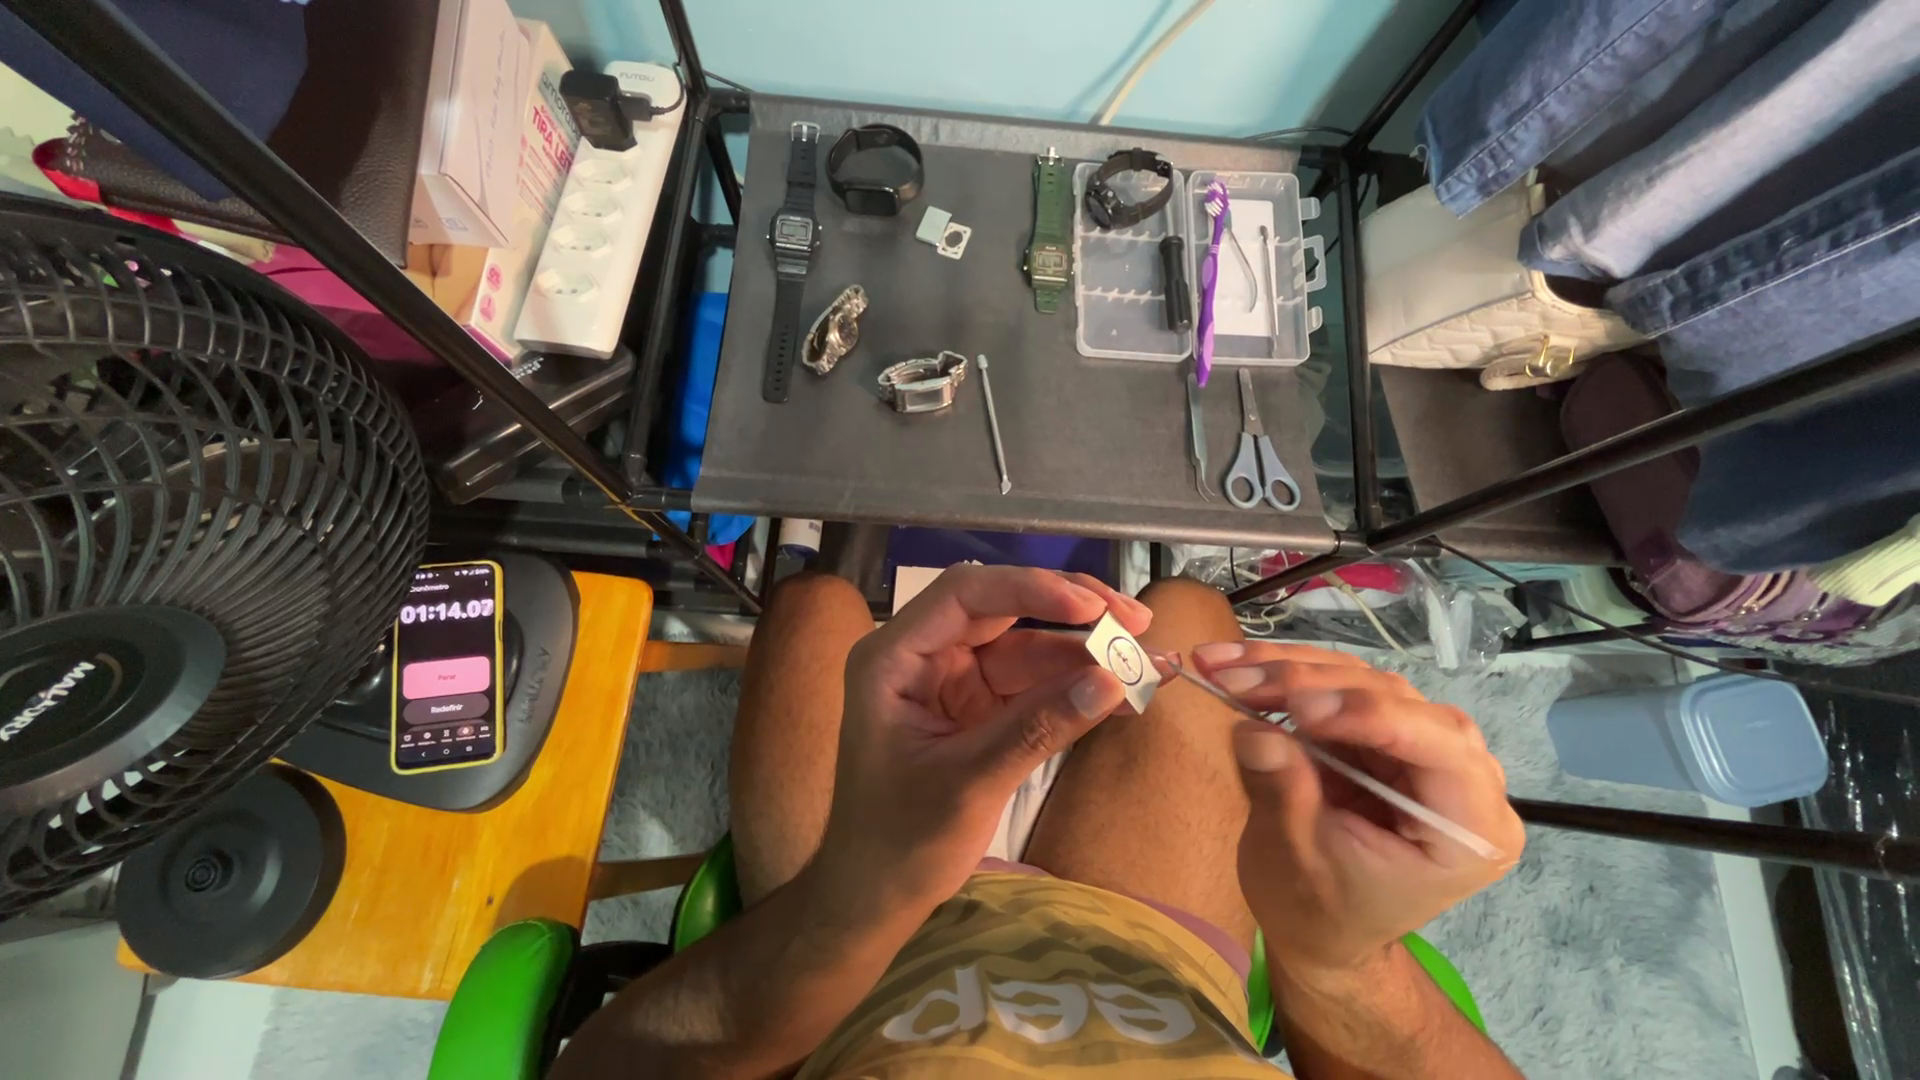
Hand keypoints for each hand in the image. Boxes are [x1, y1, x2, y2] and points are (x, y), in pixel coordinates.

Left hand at [814, 565, 1149, 904]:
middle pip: (1003, 611)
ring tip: (1151, 664)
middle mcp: (924, 655)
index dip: (1030, 588)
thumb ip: (1039, 728)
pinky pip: (1033, 684)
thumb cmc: (900, 840)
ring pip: (1027, 646)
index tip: (1093, 606)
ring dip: (1086, 655)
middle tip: (1138, 621)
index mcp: (894, 657)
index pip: (964, 595)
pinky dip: (1076, 688)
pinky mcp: (978, 707)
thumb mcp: (970, 783)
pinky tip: (1124, 693)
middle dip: (1072, 614)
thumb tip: (1113, 681)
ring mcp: (954, 680)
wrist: (877, 894)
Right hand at [1192, 643, 1522, 980]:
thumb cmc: (1317, 911)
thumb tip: (1252, 728)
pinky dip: (1279, 674)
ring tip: (1218, 665)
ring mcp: (1411, 744)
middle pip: (1392, 700)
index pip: (1442, 748)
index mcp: (1467, 828)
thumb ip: (1283, 791)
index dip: (1374, 716)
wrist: (1314, 926)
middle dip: (1307, 684)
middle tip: (1235, 681)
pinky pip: (1331, 684)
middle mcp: (1455, 774)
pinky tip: (1232, 665)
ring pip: (1357, 679)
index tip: (1299, 709)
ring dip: (1283, 667)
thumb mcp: (1297, 859)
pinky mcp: (1371, 730)